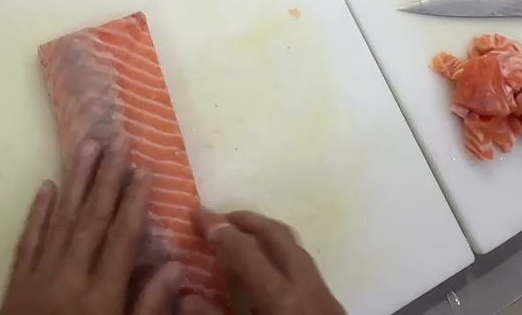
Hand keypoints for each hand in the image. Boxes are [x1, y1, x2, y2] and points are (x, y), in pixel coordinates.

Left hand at [0, 139, 181, 314]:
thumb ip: (148, 309)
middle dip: (108, 178)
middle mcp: (70, 278)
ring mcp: (40, 278)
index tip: (145, 168)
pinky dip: (38, 212)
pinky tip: (47, 185)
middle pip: (93, 219)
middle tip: (119, 139)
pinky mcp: (15, 285)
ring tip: (88, 146)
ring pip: (61, 219)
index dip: (134, 202)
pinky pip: (27, 241)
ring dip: (76, 181)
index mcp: (100, 296)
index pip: (122, 238)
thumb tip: (177, 267)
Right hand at [186, 208, 344, 314]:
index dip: (218, 229)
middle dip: (246, 220)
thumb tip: (188, 296)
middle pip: (277, 235)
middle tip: (220, 218)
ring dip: (266, 235)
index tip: (197, 214)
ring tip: (240, 237)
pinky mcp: (333, 307)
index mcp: (282, 300)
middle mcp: (307, 287)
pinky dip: (281, 256)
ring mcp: (325, 295)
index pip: (245, 249)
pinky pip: (304, 266)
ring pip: (295, 247)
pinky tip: (266, 271)